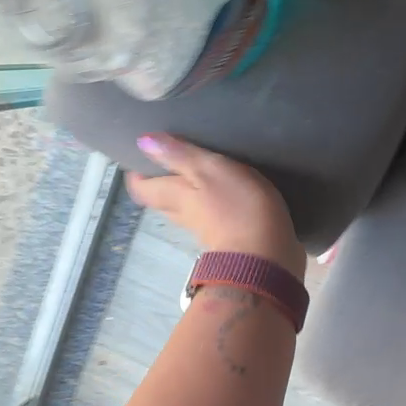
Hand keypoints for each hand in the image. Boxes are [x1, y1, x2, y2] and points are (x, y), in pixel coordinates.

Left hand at [128, 135, 305, 278]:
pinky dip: (220, 213)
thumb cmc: (239, 211)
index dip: (138, 177)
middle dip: (165, 187)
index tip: (142, 162)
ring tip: (208, 181)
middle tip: (174, 167)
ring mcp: (209, 235)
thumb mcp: (211, 171)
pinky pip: (217, 225)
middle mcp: (186, 218)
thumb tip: (142, 142)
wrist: (268, 262)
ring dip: (193, 200)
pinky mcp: (234, 246)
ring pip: (190, 214)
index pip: (143, 189)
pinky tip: (234, 203)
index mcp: (176, 197)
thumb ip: (180, 155)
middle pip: (164, 203)